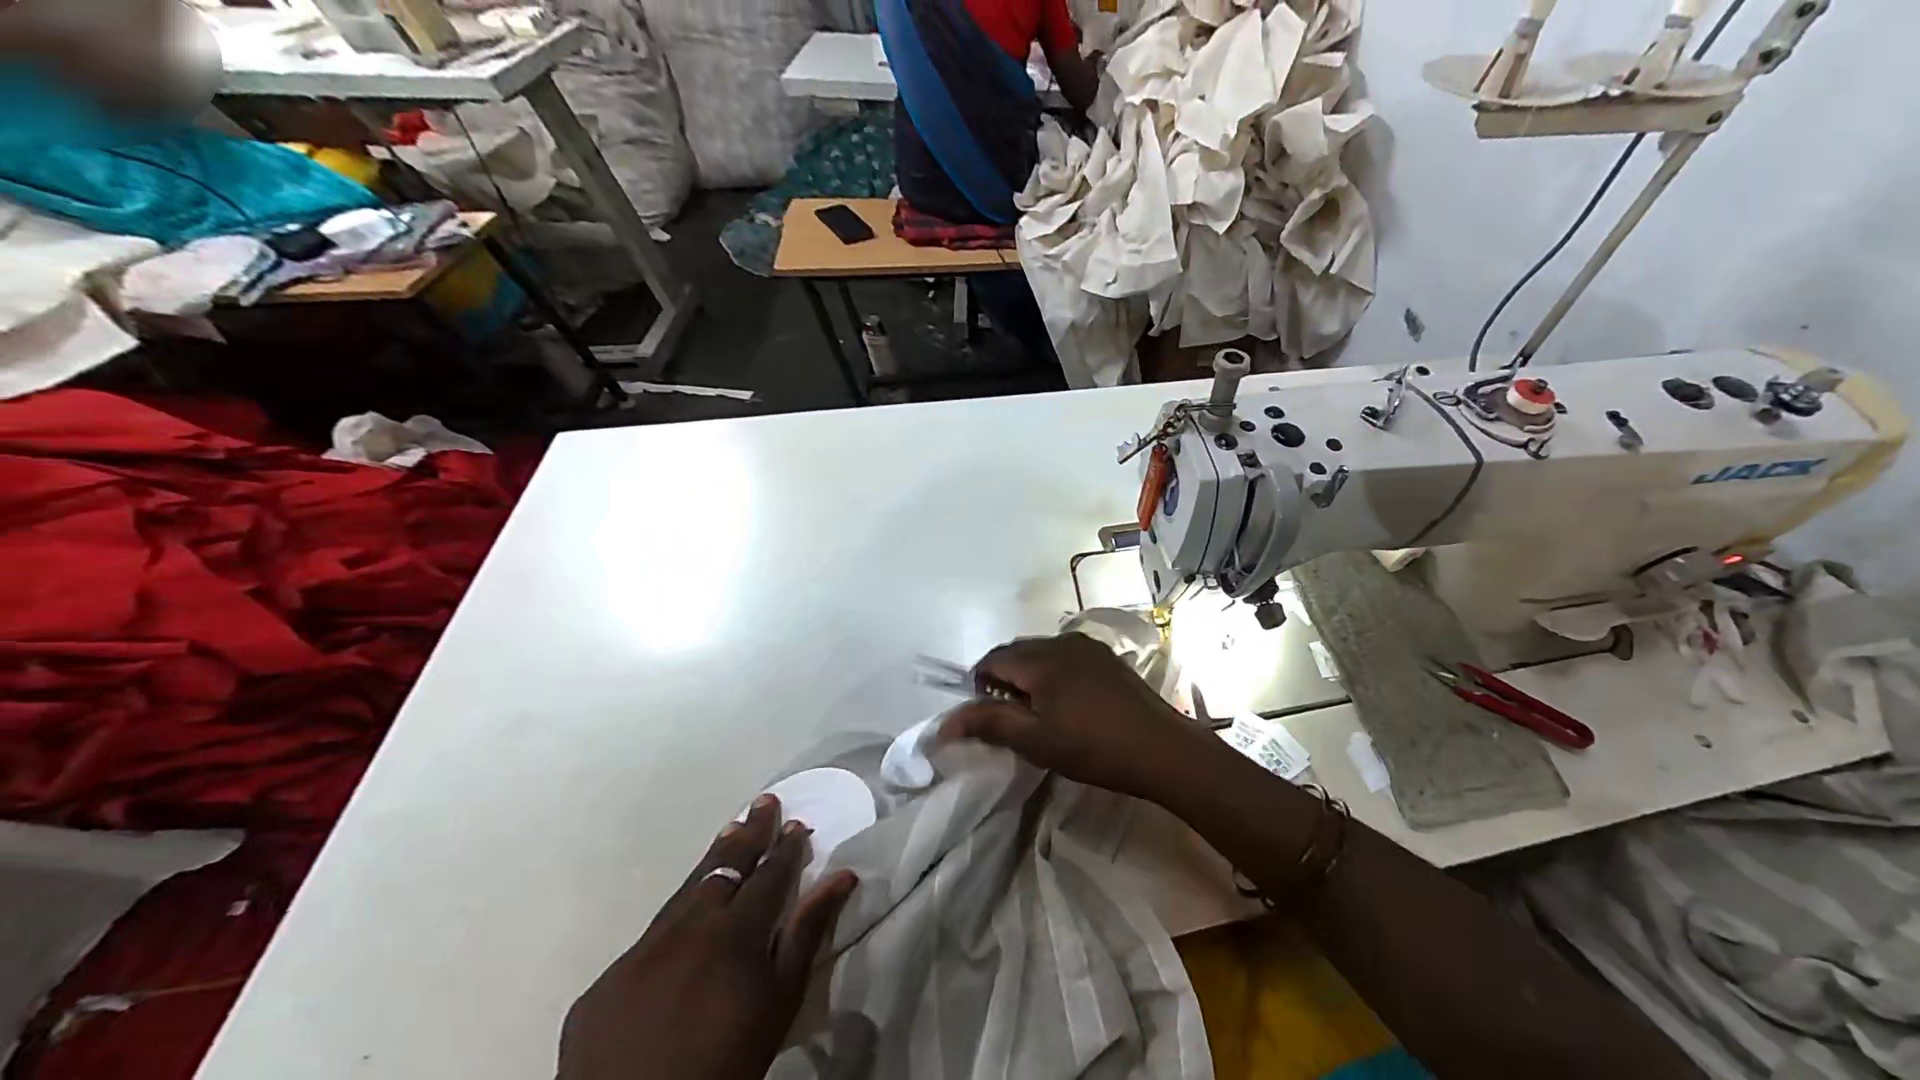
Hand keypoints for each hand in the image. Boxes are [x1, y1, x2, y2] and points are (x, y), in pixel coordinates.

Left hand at [558, 795, 856, 1079]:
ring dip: (712, 862)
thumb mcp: (780, 1002)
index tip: (797, 824)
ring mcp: (641, 950)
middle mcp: (687, 926)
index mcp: (734, 932)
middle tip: (764, 803)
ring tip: (730, 833)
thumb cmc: (729, 1064)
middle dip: (748, 833)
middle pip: (724, 867)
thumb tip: (842, 876)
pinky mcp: (608, 979)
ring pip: (685, 892)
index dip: (785, 848)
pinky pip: (650, 937)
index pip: (768, 875)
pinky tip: (686, 918)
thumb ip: (807, 933)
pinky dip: (677, 916)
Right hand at [937, 632, 1211, 799]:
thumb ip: (989, 724)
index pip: (991, 660)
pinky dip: (1054, 675)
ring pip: (1042, 654)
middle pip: (1016, 652)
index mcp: (1040, 657)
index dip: (979, 686)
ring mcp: (1089, 647)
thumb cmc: (1092, 747)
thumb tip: (945, 724)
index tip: (988, 717)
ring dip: (1029, 676)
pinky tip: (1068, 705)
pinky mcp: (1108, 659)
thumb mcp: (1035, 740)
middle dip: (1004, 679)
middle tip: (1010, 718)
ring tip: (1038, 713)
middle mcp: (1062, 641)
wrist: (1163, 750)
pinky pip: (1066, 658)